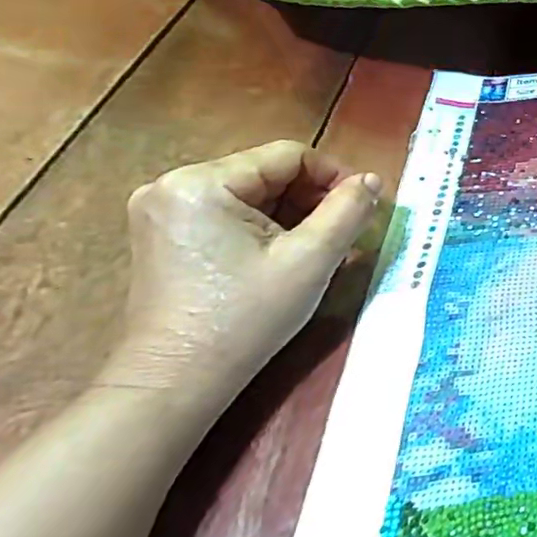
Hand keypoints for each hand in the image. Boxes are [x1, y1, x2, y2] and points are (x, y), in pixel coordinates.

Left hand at [99, 140, 381, 416]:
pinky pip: (230, 214)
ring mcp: (163, 211)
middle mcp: (172, 185)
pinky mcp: (165, 236)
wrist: (178, 381)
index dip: (335, 176)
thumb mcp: (311, 260)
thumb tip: (372, 180)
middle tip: (348, 232)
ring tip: (323, 248)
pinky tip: (288, 256)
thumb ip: (348, 211)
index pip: (288, 155)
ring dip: (295, 215)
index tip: (365, 207)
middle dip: (315, 199)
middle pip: (268, 174)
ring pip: (253, 195)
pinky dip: (266, 228)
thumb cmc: (246, 317)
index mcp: (201, 182)